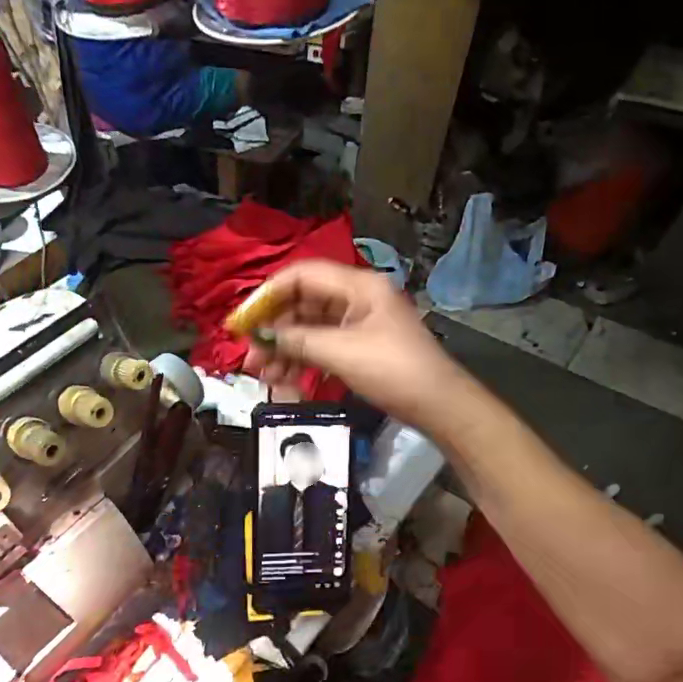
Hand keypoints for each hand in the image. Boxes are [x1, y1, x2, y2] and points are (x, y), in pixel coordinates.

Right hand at [243, 260, 475, 432]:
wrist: (438, 405)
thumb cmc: (393, 371)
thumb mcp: (340, 353)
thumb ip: (297, 341)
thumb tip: (260, 337)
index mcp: (358, 286)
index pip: (301, 276)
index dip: (268, 296)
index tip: (243, 322)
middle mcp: (357, 297)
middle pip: (302, 303)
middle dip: (274, 330)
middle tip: (250, 357)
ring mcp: (359, 322)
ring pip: (309, 328)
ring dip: (285, 350)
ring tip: (264, 376)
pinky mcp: (360, 346)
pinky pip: (322, 346)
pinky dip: (302, 361)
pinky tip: (285, 381)